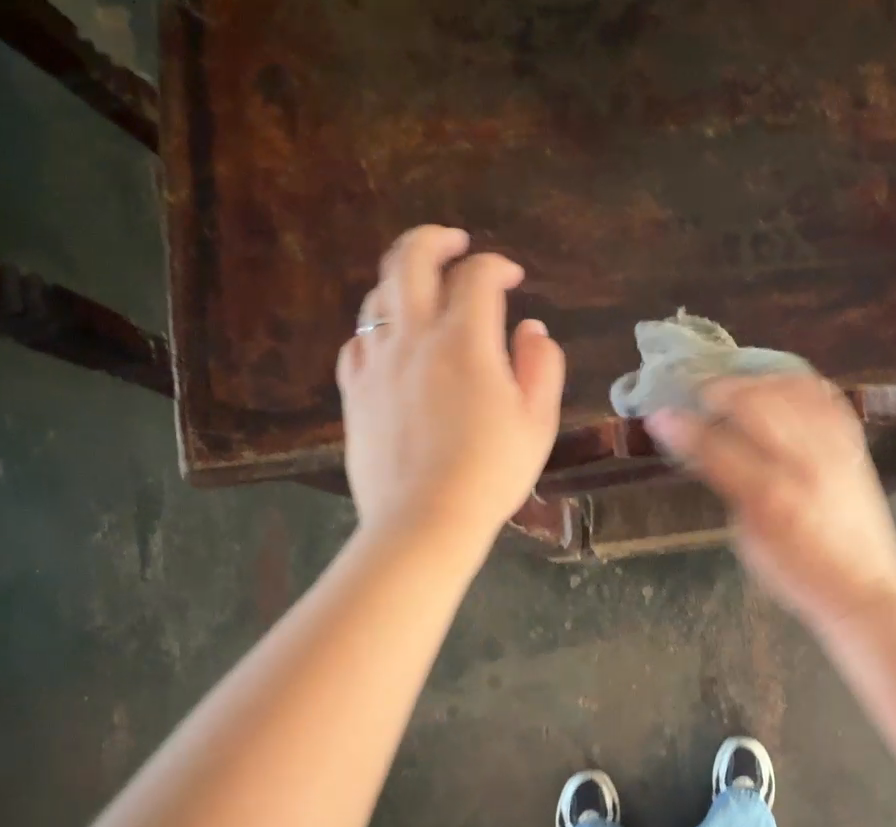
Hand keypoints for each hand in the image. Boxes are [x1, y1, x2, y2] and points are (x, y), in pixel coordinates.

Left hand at [338, 226, 564, 540]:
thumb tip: (530, 328)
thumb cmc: (492, 472)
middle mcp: (415, 337)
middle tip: (454, 242)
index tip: (512, 276)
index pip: (477, 276)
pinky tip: (391, 340)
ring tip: (424, 289)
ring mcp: (377, 361)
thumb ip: (540, 365)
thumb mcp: (538, 421)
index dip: (497, 265)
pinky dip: (378, 326)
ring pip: (379, 294)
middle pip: (410, 259)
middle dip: (434, 240)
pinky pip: (358, 340)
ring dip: (403, 279)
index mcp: (466, 341)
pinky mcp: (355, 389)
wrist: (426, 519)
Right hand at [647, 376, 895, 632]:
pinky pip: (825, 397)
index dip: (683, 429)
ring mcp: (836, 451)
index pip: (717, 449)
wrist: (864, 588)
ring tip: (734, 389)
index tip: (659, 417)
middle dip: (721, 391)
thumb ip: (731, 491)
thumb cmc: (797, 576)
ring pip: (791, 391)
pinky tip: (776, 387)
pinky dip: (795, 385)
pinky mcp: (855, 446)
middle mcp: (807, 465)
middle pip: (757, 404)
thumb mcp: (749, 542)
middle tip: (699, 395)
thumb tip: (712, 452)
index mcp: (772, 498)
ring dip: (755, 382)